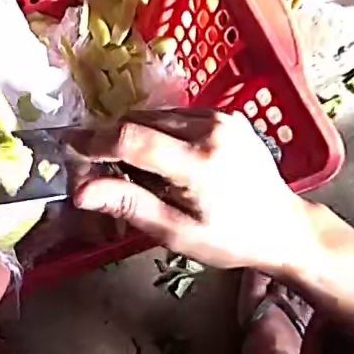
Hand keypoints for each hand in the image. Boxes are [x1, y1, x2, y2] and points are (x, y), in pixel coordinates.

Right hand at [69, 110, 317, 273]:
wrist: (284, 226)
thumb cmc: (230, 239)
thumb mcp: (176, 232)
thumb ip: (128, 206)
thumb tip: (80, 191)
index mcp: (199, 162)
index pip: (131, 139)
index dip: (93, 143)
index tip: (68, 150)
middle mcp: (210, 129)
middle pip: (138, 122)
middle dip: (110, 143)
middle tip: (98, 173)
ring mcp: (220, 117)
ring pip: (153, 115)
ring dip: (132, 137)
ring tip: (135, 172)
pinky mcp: (224, 114)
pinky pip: (173, 115)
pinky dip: (155, 132)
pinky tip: (160, 160)